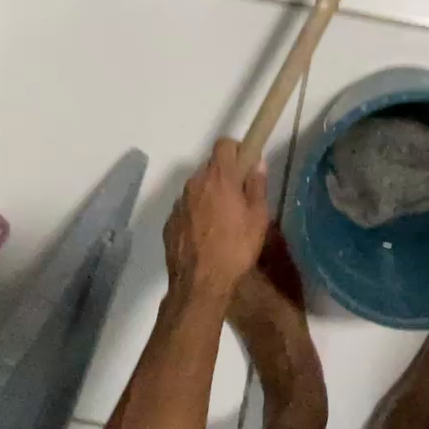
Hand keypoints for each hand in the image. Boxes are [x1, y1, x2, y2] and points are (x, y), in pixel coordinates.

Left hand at [164, 140, 269, 301]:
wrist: (200, 285)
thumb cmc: (236, 248)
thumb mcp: (258, 218)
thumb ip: (257, 185)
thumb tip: (257, 162)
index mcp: (218, 177)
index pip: (223, 144)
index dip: (236, 149)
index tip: (246, 164)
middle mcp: (194, 184)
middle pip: (210, 166)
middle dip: (225, 175)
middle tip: (239, 197)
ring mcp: (179, 203)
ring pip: (197, 188)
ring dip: (210, 195)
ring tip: (223, 221)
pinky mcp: (169, 222)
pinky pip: (186, 208)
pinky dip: (196, 213)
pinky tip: (206, 235)